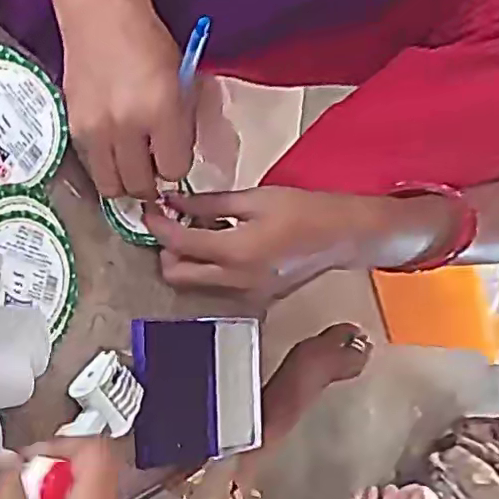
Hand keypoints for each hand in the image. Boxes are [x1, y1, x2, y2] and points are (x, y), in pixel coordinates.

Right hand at [62, 2, 195, 199]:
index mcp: (161, 110)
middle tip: (151, 170)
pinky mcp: (74, 131)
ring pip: (111, 187)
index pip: (174, 169)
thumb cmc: (147, 43)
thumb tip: (173, 163)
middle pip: (139, 186)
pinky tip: (111, 149)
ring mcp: (96, 131)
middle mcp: (126, 126)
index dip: (176, 168)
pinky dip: (104, 167)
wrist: (100, 18)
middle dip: (150, 184)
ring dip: (123, 183)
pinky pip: (92, 168)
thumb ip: (180, 125)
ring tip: (129, 167)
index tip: (173, 158)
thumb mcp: (180, 80)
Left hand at [145, 187, 422, 302]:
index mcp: (235, 253)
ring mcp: (242, 295)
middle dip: (166, 248)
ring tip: (204, 228)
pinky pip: (212, 285)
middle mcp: (233, 282)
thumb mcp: (255, 198)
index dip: (157, 224)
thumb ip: (208, 203)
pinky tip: (222, 242)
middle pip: (175, 274)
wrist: (347, 237)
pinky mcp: (250, 299)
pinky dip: (206, 265)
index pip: (178, 243)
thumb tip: (172, 201)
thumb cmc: (306, 210)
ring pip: (191, 282)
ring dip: (185, 257)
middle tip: (175, 222)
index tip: (150, 208)